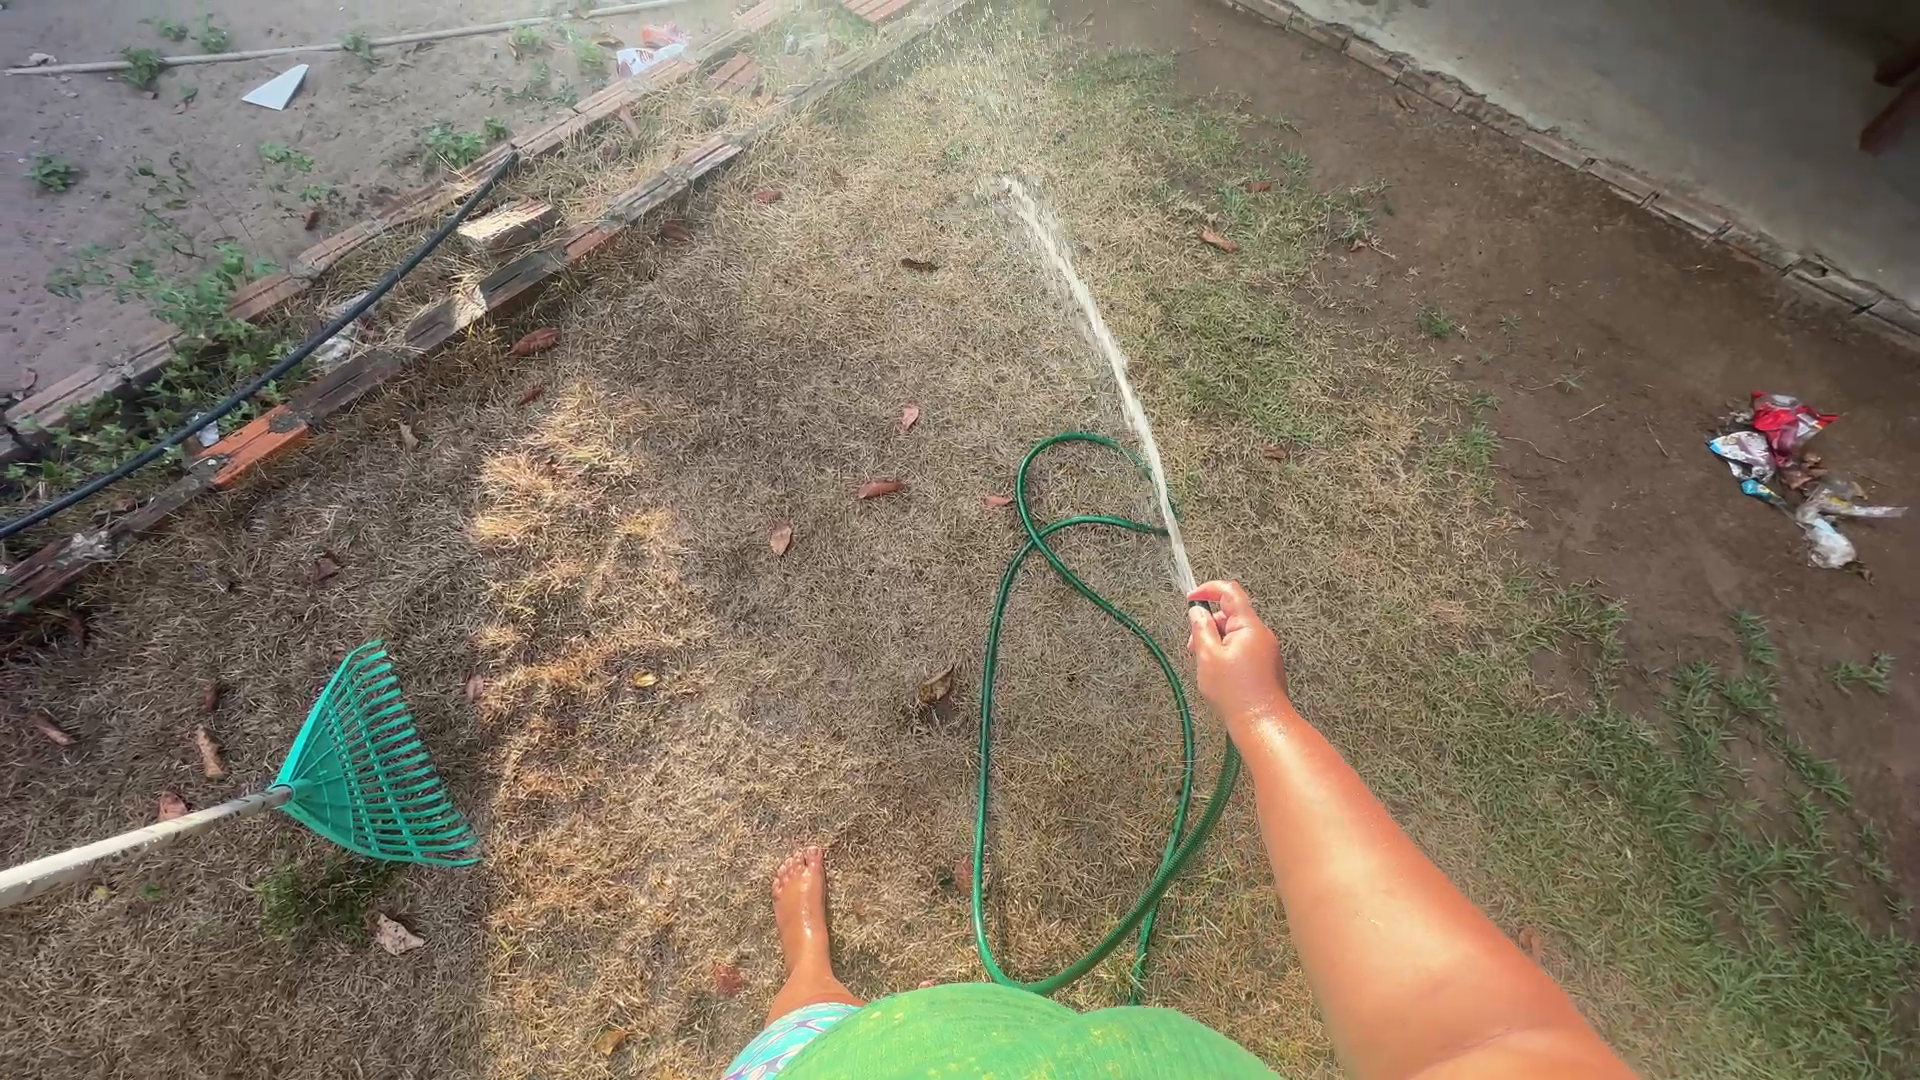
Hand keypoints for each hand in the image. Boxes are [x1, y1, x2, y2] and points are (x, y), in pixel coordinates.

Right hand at [1186, 580, 1288, 720]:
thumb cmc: (1236, 694)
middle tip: (1192, 646)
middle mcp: (1261, 635)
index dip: (1208, 590)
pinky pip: (1241, 648)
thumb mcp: (1208, 656)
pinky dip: (1225, 653)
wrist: (1262, 724)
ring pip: (1234, 633)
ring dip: (1215, 641)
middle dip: (1208, 624)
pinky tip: (1217, 673)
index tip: (1191, 598)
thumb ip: (1200, 629)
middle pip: (1231, 615)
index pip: (1230, 592)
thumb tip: (1197, 612)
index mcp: (1249, 627)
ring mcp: (1265, 650)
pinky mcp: (1265, 664)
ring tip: (1204, 665)